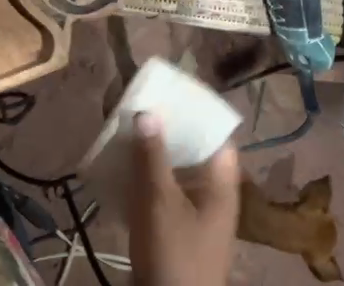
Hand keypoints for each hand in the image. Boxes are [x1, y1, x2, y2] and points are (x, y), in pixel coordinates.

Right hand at [127, 114, 239, 285]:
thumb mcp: (160, 201)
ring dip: (152, 151)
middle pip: (193, 150)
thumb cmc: (174, 253)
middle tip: (138, 104)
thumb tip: (148, 110)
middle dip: (166, 128)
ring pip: (176, 170)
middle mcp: (213, 193)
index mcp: (221, 183)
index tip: (170, 90)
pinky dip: (146, 176)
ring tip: (125, 128)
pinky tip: (122, 166)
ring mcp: (197, 213)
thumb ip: (153, 155)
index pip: (217, 134)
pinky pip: (164, 190)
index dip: (197, 110)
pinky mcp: (178, 229)